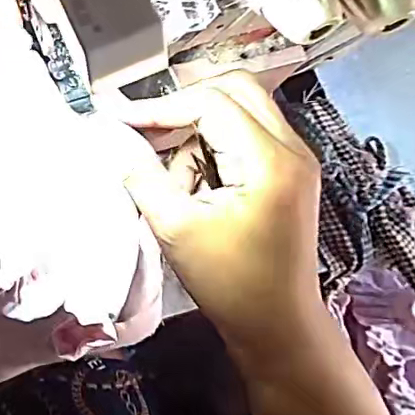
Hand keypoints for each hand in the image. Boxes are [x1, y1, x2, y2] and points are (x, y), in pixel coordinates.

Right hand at [115, 72, 329, 364]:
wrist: (277, 325)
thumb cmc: (234, 285)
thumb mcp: (176, 228)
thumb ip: (143, 177)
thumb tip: (121, 144)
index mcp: (270, 162)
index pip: (210, 103)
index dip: (160, 107)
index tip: (125, 119)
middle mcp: (291, 150)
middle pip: (233, 89)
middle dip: (184, 106)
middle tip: (150, 132)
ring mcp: (292, 160)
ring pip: (237, 110)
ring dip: (198, 133)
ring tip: (179, 184)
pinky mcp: (285, 173)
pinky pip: (243, 136)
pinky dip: (212, 150)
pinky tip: (196, 189)